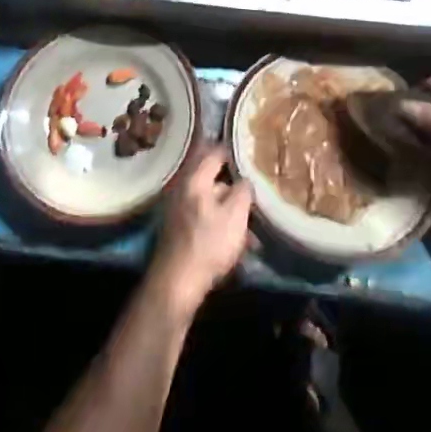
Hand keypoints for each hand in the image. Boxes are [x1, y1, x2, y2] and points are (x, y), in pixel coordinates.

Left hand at [149, 141, 252, 311]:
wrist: (177, 281)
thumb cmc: (209, 244)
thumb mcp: (235, 216)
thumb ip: (242, 192)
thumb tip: (244, 179)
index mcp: (194, 180)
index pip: (213, 153)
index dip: (230, 150)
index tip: (246, 149)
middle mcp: (182, 189)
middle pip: (211, 178)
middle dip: (233, 185)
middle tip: (252, 188)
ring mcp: (178, 208)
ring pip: (210, 201)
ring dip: (231, 210)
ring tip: (251, 229)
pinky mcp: (179, 228)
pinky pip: (205, 217)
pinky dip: (221, 224)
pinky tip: (238, 243)